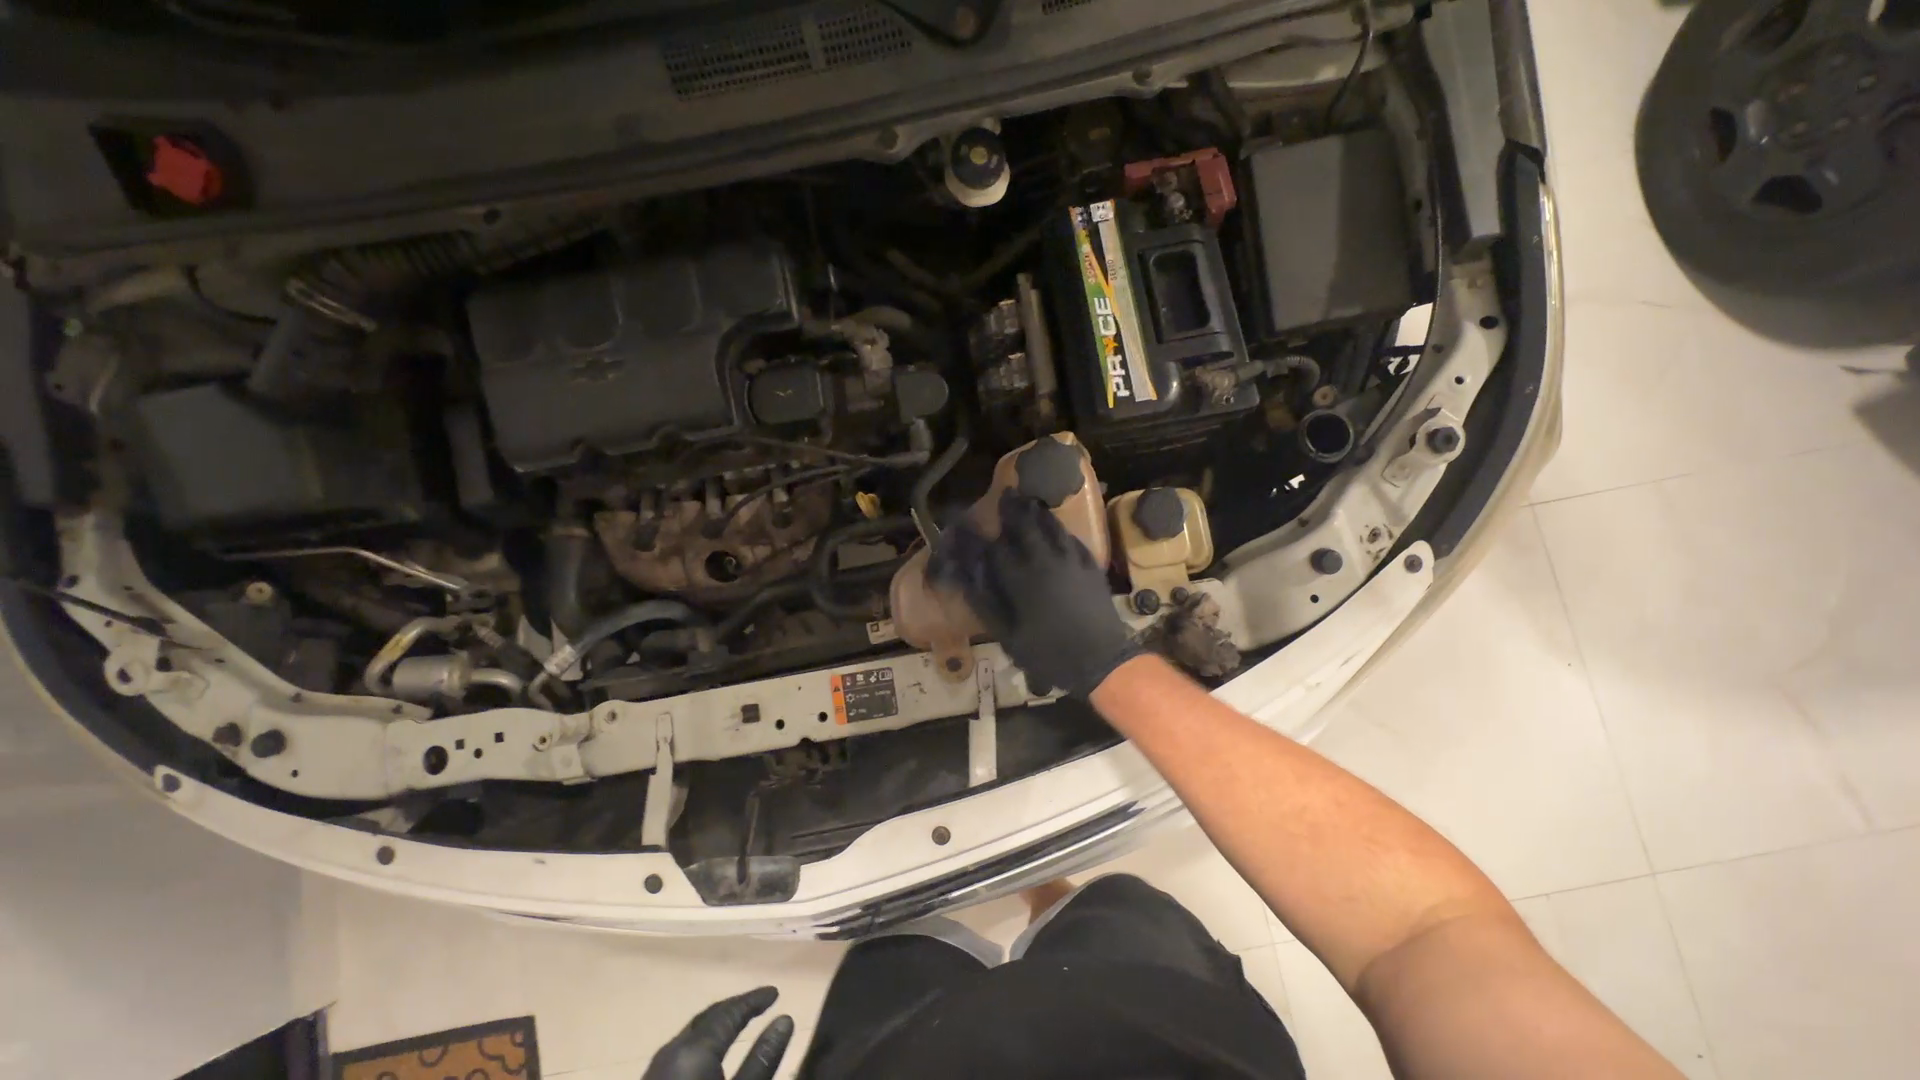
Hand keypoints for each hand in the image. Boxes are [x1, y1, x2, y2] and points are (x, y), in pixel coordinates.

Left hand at [641, 986, 793, 1079]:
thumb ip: (762, 1060)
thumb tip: (784, 1022)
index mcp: (694, 1050)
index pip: (729, 1011)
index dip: (754, 1000)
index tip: (776, 993)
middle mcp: (672, 1051)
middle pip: (707, 1018)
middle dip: (735, 1008)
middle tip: (760, 1004)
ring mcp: (655, 1070)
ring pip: (692, 1034)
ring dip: (717, 1025)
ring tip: (741, 1023)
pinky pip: (681, 1051)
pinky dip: (703, 1043)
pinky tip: (713, 1054)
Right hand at [930, 489, 1140, 696]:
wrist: (1100, 661)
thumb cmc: (1049, 654)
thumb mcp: (1009, 636)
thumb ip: (986, 603)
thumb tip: (968, 576)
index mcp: (1021, 578)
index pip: (993, 547)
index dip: (978, 534)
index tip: (966, 522)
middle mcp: (1045, 560)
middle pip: (1026, 526)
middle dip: (1013, 509)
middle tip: (1005, 494)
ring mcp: (1071, 561)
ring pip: (1053, 527)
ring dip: (1039, 513)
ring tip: (1030, 501)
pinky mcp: (1091, 567)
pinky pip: (1073, 539)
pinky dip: (1061, 529)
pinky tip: (1058, 527)